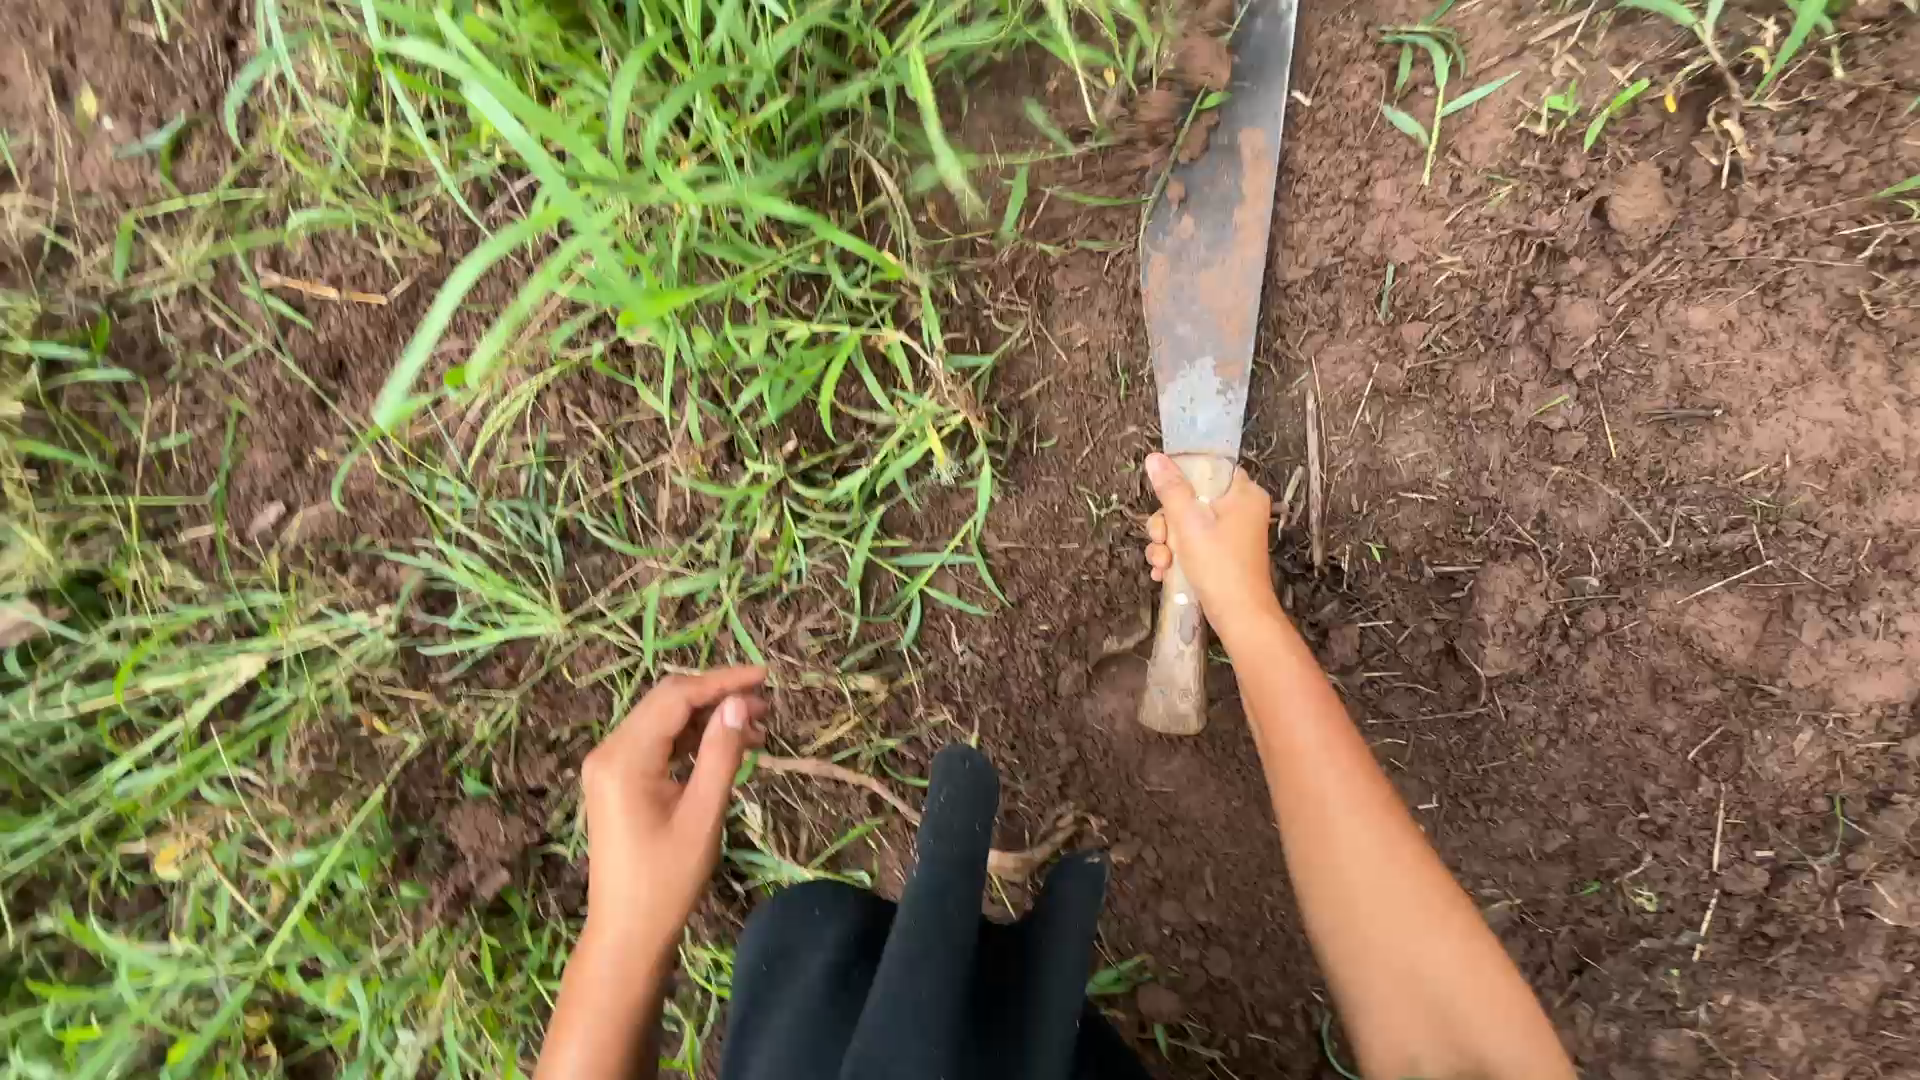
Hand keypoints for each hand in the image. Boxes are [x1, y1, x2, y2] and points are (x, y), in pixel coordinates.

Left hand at [577, 666, 768, 959]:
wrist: (628, 933)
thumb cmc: (667, 880)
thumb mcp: (703, 814)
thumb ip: (721, 753)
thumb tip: (741, 702)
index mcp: (624, 758)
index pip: (677, 697)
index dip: (723, 681)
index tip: (765, 677)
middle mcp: (610, 752)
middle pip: (668, 700)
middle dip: (718, 695)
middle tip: (765, 704)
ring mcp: (611, 765)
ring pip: (666, 718)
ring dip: (709, 716)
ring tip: (757, 727)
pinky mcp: (619, 779)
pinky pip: (660, 741)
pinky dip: (695, 737)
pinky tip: (729, 746)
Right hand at [1142, 453, 1277, 632]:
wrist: (1238, 616)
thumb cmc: (1219, 565)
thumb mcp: (1188, 523)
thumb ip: (1171, 489)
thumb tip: (1154, 458)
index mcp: (1243, 493)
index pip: (1209, 469)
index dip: (1182, 479)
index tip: (1164, 497)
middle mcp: (1240, 509)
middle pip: (1191, 499)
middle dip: (1166, 524)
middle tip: (1162, 539)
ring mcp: (1230, 533)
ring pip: (1185, 524)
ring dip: (1166, 544)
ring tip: (1161, 563)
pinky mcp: (1221, 554)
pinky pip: (1192, 544)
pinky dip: (1176, 557)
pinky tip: (1163, 572)